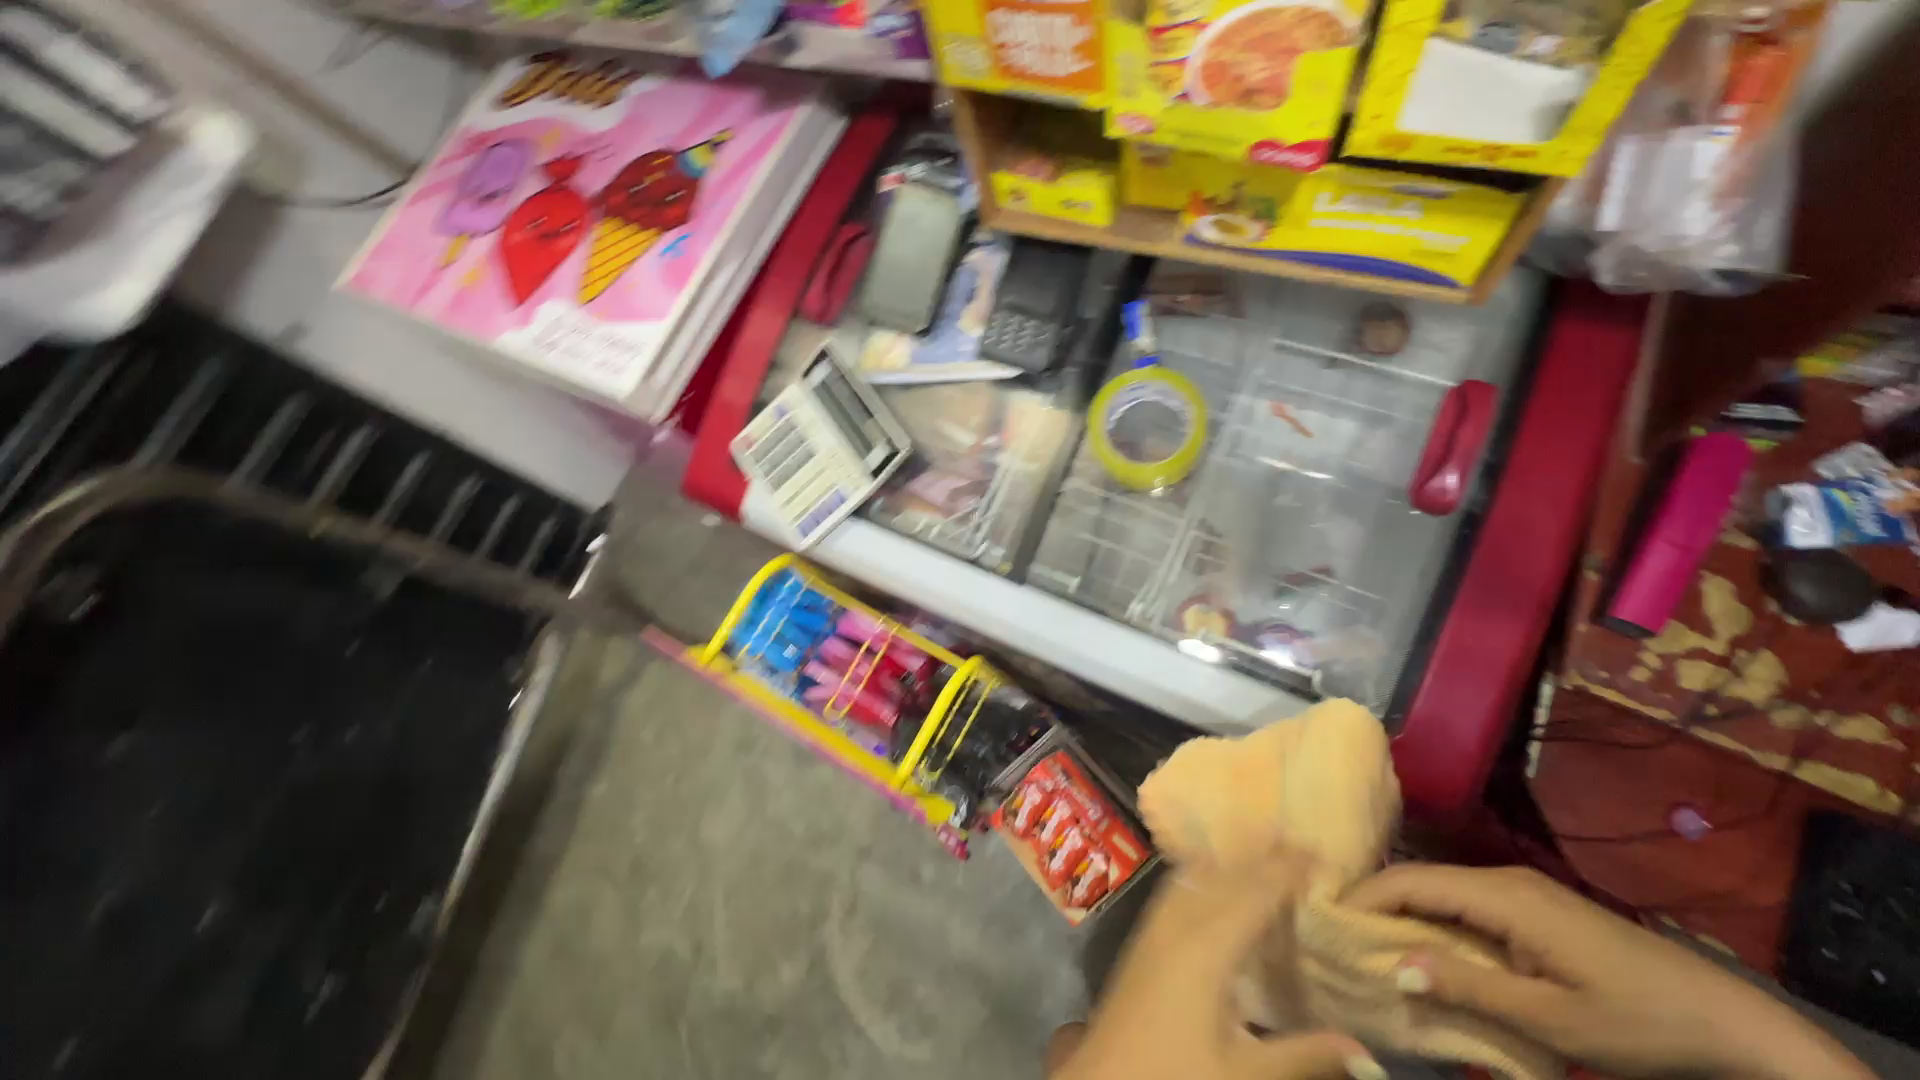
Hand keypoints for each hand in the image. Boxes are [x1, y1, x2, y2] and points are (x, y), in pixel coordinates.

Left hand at [1050, 854, 1385, 1079]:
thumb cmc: (1173, 1075)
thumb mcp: (1243, 1074)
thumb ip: (1305, 1056)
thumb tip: (1371, 1056)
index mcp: (1206, 949)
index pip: (1253, 893)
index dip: (1286, 868)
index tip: (1319, 850)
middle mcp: (1176, 927)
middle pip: (1222, 876)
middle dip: (1259, 855)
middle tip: (1296, 840)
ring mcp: (1152, 932)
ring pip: (1193, 877)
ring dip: (1227, 860)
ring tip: (1258, 848)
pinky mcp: (1139, 944)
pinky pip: (1174, 891)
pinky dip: (1199, 874)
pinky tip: (1208, 882)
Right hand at [1346, 865, 1874, 1079]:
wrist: (1728, 1023)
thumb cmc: (1638, 1021)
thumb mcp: (1552, 1018)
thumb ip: (1469, 987)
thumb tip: (1395, 965)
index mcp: (1504, 896)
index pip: (1410, 880)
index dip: (1362, 896)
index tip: (1322, 921)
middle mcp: (1505, 880)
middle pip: (1420, 880)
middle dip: (1374, 904)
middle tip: (1335, 937)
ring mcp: (1521, 892)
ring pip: (1440, 892)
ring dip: (1402, 914)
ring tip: (1366, 946)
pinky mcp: (1534, 910)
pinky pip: (1465, 906)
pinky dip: (1432, 922)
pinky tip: (1421, 949)